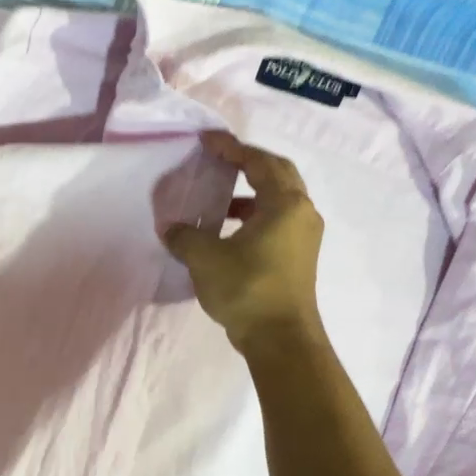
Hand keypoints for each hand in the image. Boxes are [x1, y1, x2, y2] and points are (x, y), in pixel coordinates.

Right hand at [162, 131, 325, 355]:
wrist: (278, 335)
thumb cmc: (245, 287)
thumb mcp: (203, 257)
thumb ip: (185, 235)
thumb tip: (173, 227)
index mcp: (285, 205)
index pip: (260, 163)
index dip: (233, 149)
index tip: (208, 140)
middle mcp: (301, 213)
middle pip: (278, 174)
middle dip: (248, 162)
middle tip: (218, 158)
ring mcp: (302, 235)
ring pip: (278, 197)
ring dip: (250, 189)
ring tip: (218, 193)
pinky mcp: (295, 253)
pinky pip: (274, 218)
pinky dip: (251, 211)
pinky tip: (226, 225)